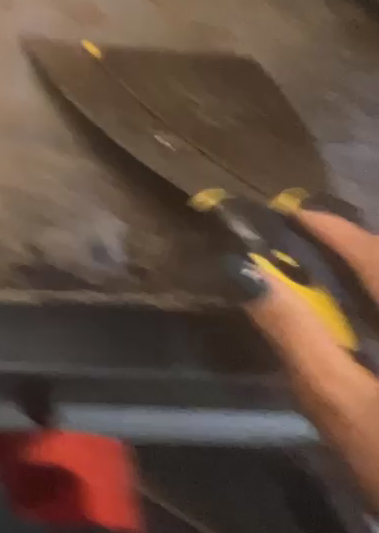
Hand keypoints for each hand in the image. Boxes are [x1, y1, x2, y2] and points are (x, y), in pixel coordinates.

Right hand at [242, 207, 378, 509]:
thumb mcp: (334, 394)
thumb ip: (292, 327)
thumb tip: (242, 267)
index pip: (378, 260)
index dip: (337, 232)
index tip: (293, 213)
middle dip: (359, 251)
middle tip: (309, 240)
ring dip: (370, 277)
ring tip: (335, 271)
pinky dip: (374, 302)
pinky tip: (362, 314)